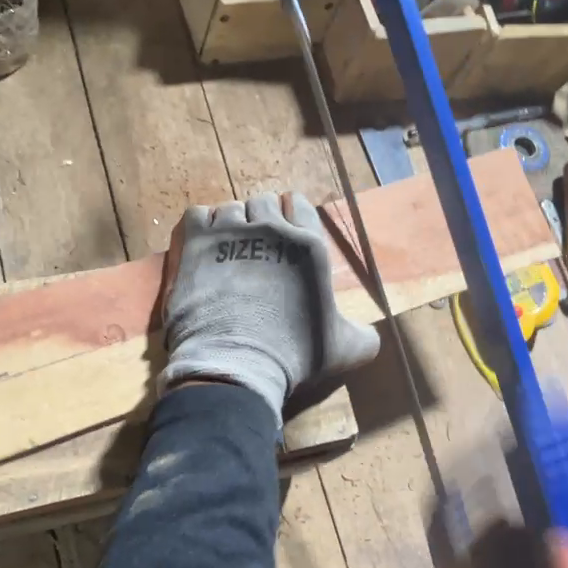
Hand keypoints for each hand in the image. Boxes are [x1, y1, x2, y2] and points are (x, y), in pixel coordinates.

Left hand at [159, 192, 379, 423]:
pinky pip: (195, 215)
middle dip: (257, 222)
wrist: (234, 364)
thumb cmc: (292, 356)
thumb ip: (363, 336)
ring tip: (221, 254)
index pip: (298, 204)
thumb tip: (373, 338)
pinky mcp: (194, 241)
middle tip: (250, 252)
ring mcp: (230, 232)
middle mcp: (270, 229)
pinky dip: (197, 228)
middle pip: (261, 203)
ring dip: (226, 226)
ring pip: (228, 209)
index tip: (281, 241)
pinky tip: (198, 250)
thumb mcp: (344, 350)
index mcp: (308, 245)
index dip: (288, 219)